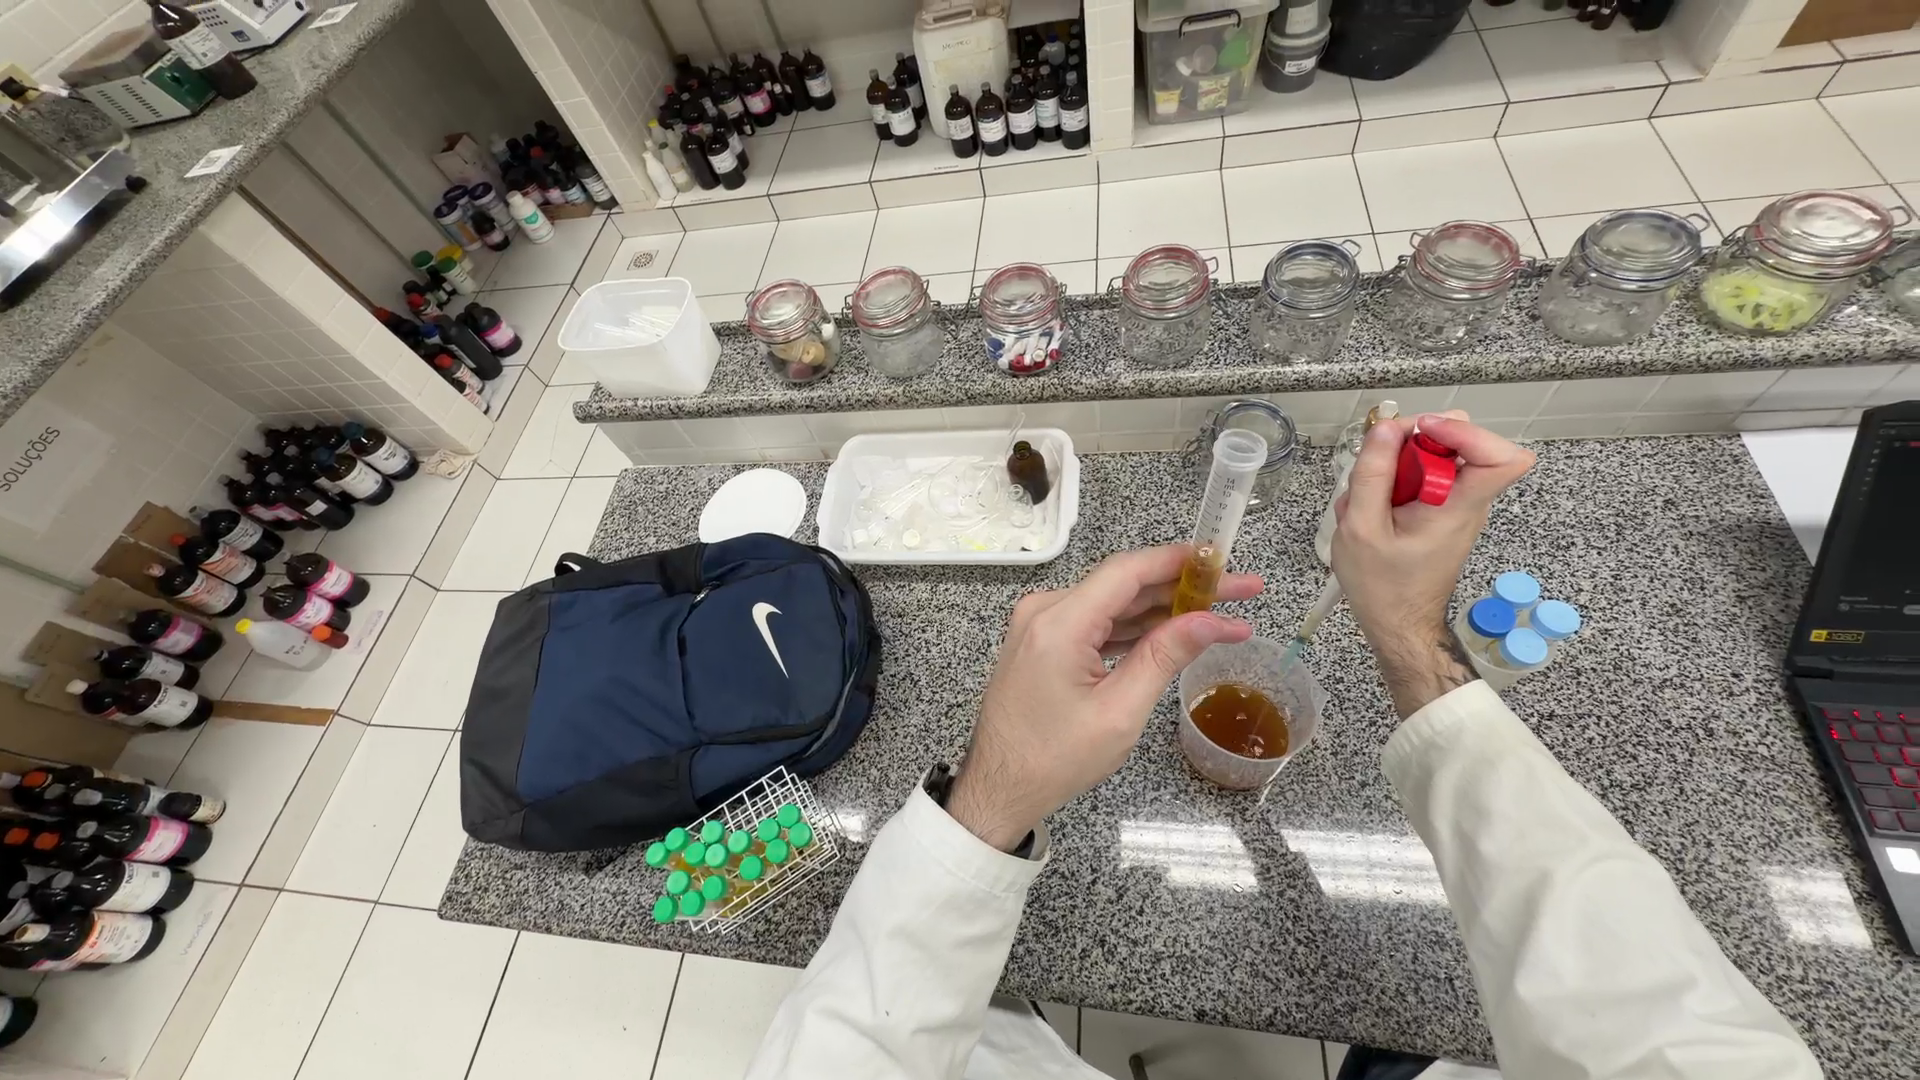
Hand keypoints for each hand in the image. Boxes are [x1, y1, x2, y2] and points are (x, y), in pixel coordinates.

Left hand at [947, 546, 1261, 849]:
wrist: (999, 787)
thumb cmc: (1055, 759)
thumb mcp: (1120, 712)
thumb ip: (1166, 657)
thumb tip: (1213, 621)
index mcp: (1059, 623)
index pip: (1127, 571)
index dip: (1180, 561)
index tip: (1224, 561)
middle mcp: (1045, 610)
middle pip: (1124, 585)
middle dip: (1184, 588)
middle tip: (1241, 591)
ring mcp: (1040, 624)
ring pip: (1112, 603)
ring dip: (1163, 609)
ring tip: (1218, 615)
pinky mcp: (1043, 641)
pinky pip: (1095, 622)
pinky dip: (1134, 628)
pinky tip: (1174, 633)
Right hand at [1332, 411, 1533, 719]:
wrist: (1396, 624)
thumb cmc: (1380, 584)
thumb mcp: (1361, 528)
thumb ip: (1372, 475)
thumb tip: (1386, 427)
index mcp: (1459, 508)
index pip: (1503, 457)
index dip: (1466, 433)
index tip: (1420, 431)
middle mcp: (1468, 503)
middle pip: (1465, 446)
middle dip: (1416, 440)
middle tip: (1378, 457)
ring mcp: (1456, 508)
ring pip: (1438, 460)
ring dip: (1396, 465)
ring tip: (1364, 493)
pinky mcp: (1440, 514)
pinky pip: (1424, 480)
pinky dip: (1394, 483)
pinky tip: (1368, 507)